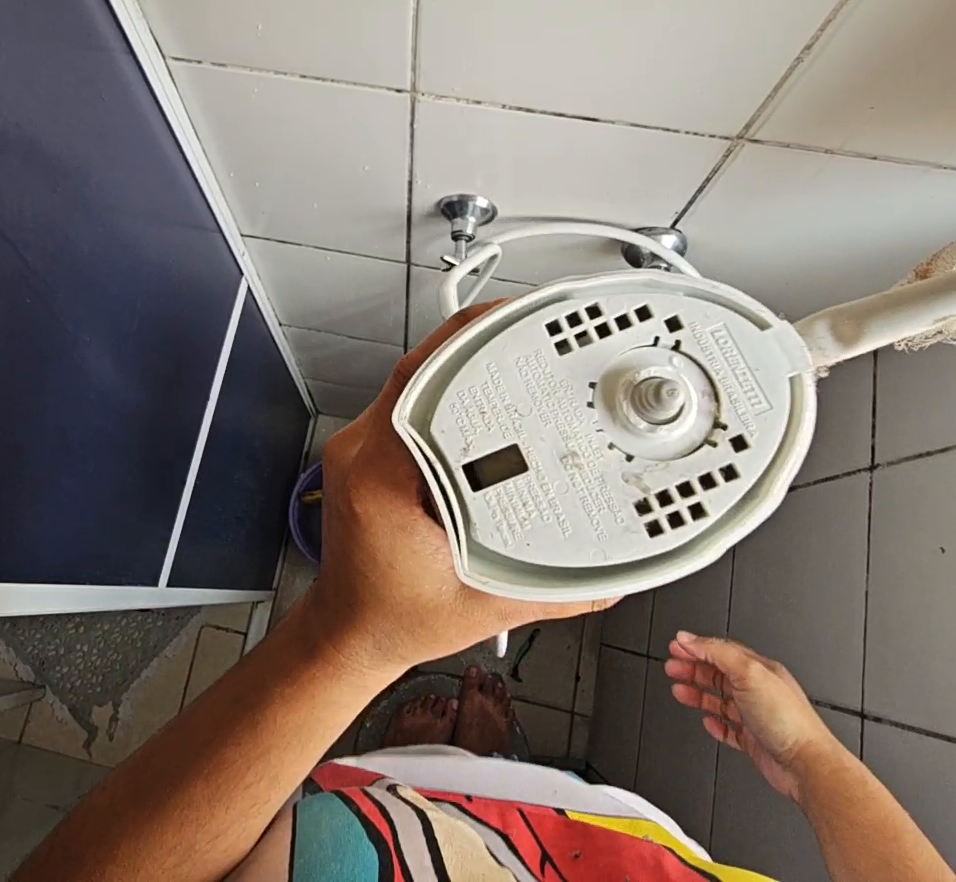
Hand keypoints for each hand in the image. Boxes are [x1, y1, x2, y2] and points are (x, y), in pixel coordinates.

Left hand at [302, 301, 614, 678]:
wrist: (350, 628)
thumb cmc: (392, 616)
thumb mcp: (480, 608)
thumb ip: (551, 597)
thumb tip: (605, 580)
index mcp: (378, 481)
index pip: (418, 387)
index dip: (462, 347)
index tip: (505, 326)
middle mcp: (360, 453)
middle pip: (417, 371)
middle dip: (472, 341)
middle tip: (524, 326)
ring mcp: (360, 448)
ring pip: (410, 381)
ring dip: (458, 361)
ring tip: (509, 350)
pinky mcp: (368, 452)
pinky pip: (406, 402)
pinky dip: (443, 388)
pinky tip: (479, 391)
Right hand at [664, 633, 846, 801]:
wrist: (807, 766)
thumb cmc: (788, 721)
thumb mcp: (748, 672)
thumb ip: (716, 652)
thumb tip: (689, 638)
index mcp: (759, 669)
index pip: (721, 651)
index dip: (696, 647)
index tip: (675, 646)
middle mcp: (758, 691)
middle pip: (718, 673)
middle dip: (692, 668)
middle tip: (672, 666)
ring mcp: (756, 716)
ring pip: (720, 700)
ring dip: (697, 693)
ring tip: (679, 690)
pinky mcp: (754, 740)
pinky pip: (729, 728)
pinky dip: (715, 723)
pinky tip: (707, 721)